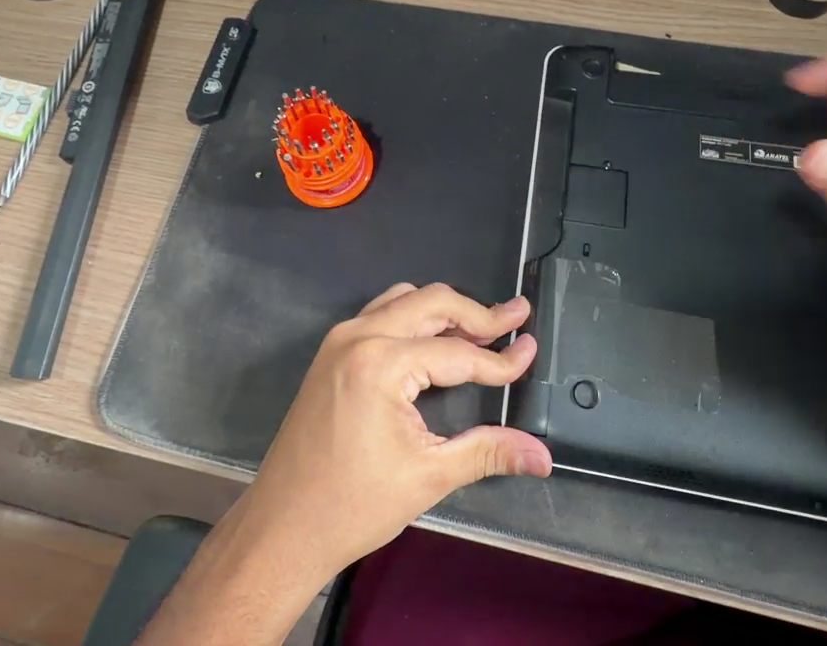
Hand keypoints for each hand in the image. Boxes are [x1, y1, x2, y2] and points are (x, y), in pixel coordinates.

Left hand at [230, 283, 550, 585]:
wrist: (283, 526)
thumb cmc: (354, 504)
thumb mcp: (429, 475)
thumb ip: (489, 452)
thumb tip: (543, 456)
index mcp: (382, 363)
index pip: (457, 352)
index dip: (500, 358)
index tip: (531, 351)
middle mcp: (359, 336)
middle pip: (431, 302)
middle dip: (477, 313)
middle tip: (515, 319)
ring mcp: (340, 340)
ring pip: (404, 300)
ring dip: (444, 310)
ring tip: (481, 331)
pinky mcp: (331, 353)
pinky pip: (380, 314)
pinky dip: (414, 318)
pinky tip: (434, 342)